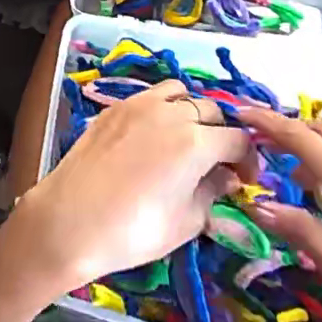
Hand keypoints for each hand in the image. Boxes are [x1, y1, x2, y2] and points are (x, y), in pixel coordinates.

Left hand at [5, 81, 251, 290]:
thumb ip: (212, 191)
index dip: (248, 160)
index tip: (244, 180)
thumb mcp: (188, 220)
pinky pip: (148, 96)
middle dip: (221, 133)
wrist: (73, 216)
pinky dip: (162, 107)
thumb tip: (224, 176)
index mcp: (196, 141)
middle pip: (210, 110)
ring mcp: (138, 104)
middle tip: (217, 162)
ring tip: (186, 139)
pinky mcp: (113, 107)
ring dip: (190, 111)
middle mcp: (170, 112)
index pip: (238, 139)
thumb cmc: (135, 229)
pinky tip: (155, 134)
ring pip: (178, 92)